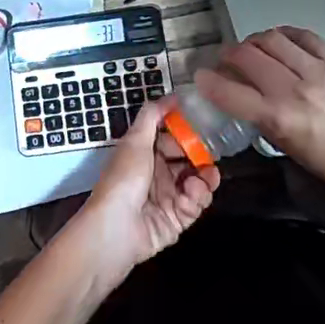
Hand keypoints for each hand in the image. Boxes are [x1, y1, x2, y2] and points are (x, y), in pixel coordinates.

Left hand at [65, 96, 219, 280]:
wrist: (117, 227)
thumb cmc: (124, 179)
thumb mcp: (135, 140)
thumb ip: (153, 116)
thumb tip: (171, 96)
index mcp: (145, 156)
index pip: (172, 141)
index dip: (185, 136)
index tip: (198, 130)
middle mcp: (157, 176)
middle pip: (189, 162)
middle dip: (201, 158)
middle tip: (207, 157)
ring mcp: (168, 198)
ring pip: (198, 183)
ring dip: (204, 178)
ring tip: (203, 177)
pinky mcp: (178, 218)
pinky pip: (196, 203)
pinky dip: (198, 196)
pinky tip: (191, 193)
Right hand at [195, 27, 324, 191]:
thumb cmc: (321, 158)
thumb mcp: (280, 142)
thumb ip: (255, 113)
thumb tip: (234, 87)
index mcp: (278, 117)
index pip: (229, 91)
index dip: (208, 80)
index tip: (201, 76)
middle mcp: (295, 90)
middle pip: (248, 55)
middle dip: (229, 54)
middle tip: (226, 59)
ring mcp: (320, 72)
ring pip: (272, 39)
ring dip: (255, 41)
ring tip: (253, 48)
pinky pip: (304, 36)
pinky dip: (285, 35)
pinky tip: (280, 42)